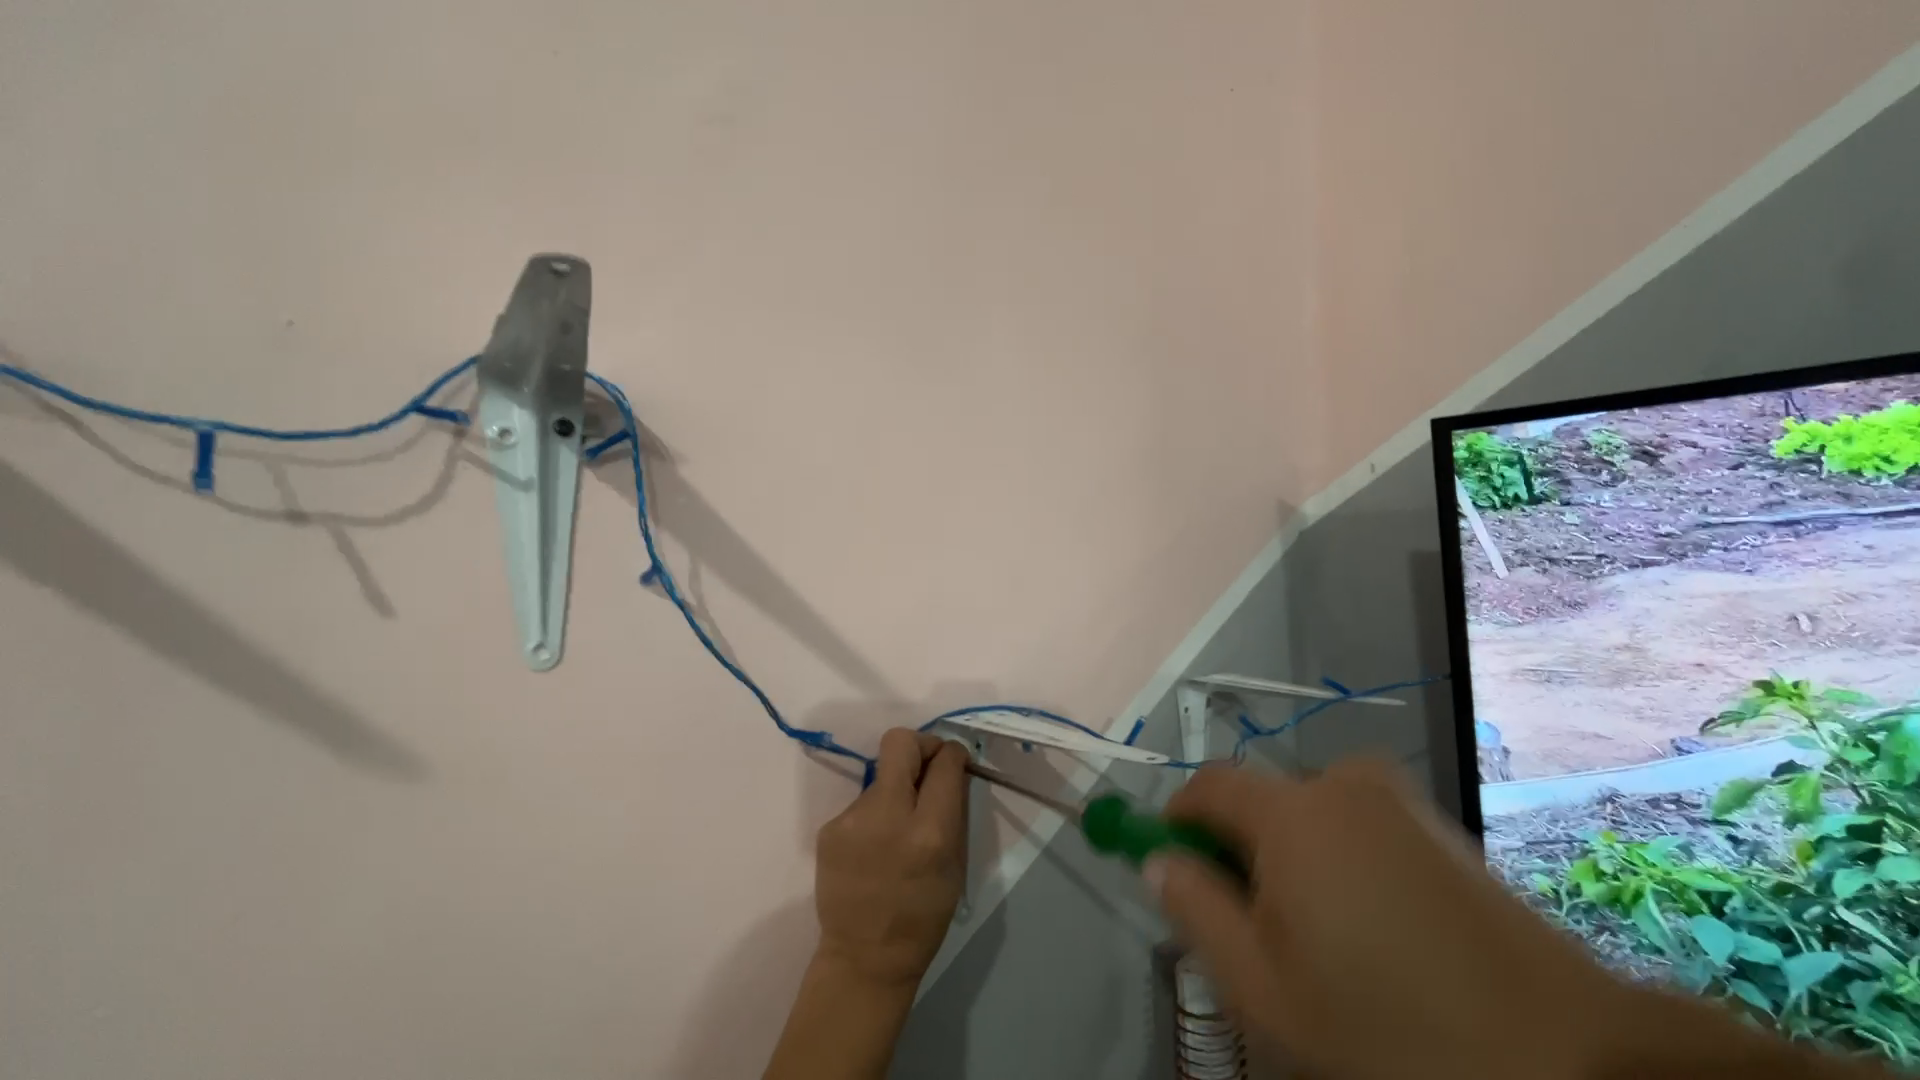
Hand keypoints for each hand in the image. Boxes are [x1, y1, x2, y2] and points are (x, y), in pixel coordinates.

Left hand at [813, 728, 969, 990]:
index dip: (952, 753)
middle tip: (927, 766)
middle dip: (920, 745)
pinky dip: (875, 815)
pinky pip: (862, 804)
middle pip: (900, 743)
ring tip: (897, 830)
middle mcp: (888, 815)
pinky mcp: (829, 829)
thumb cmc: (924, 915)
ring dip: (896, 790)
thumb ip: (952, 811)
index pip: (943, 762)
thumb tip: (950, 770)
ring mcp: (852, 820)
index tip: (953, 759)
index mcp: (930, 831)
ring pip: (881, 777)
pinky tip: (875, 847)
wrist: (866, 956)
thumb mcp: (955, 863)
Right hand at [1148, 760, 1835, 1079]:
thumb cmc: (1385, 1021)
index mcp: (1292, 811)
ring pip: (1312, 817)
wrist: (1562, 1050)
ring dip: (1294, 860)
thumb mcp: (1260, 984)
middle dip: (1240, 851)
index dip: (1177, 821)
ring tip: (1322, 941)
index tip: (1175, 871)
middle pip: (1262, 802)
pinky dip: (1343, 864)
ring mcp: (1401, 802)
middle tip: (1255, 929)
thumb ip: (1194, 909)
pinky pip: (1361, 828)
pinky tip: (1375, 934)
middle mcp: (1344, 783)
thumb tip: (1158, 860)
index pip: (1206, 785)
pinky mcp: (1441, 828)